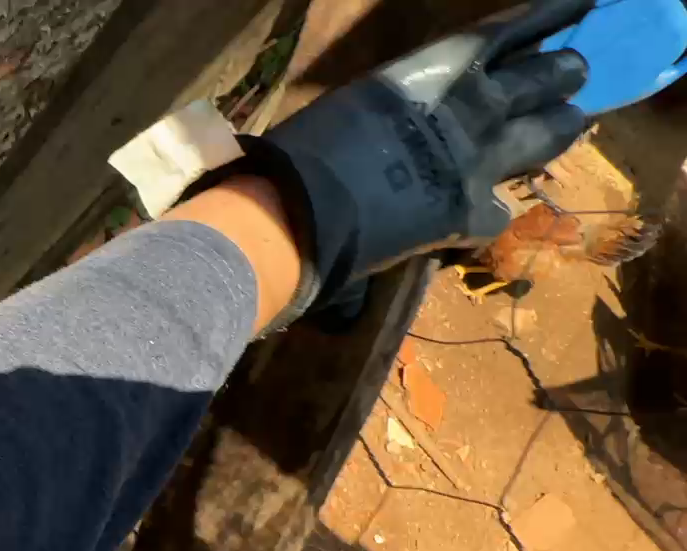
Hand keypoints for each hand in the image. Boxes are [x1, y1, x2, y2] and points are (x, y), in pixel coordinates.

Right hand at [205, 0, 593, 329]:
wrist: (282, 221)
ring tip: (550, 140)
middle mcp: (471, 105)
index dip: (545, 25)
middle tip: (556, 88)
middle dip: (555, 82)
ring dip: (551, 137)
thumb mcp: (342, 115)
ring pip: (552, 137)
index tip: (572, 14)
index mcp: (435, 71)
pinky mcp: (464, 215)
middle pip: (551, 78)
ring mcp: (476, 161)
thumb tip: (379, 128)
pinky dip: (485, 219)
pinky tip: (472, 224)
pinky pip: (497, 215)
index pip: (515, 31)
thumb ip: (384, 114)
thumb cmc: (289, 162)